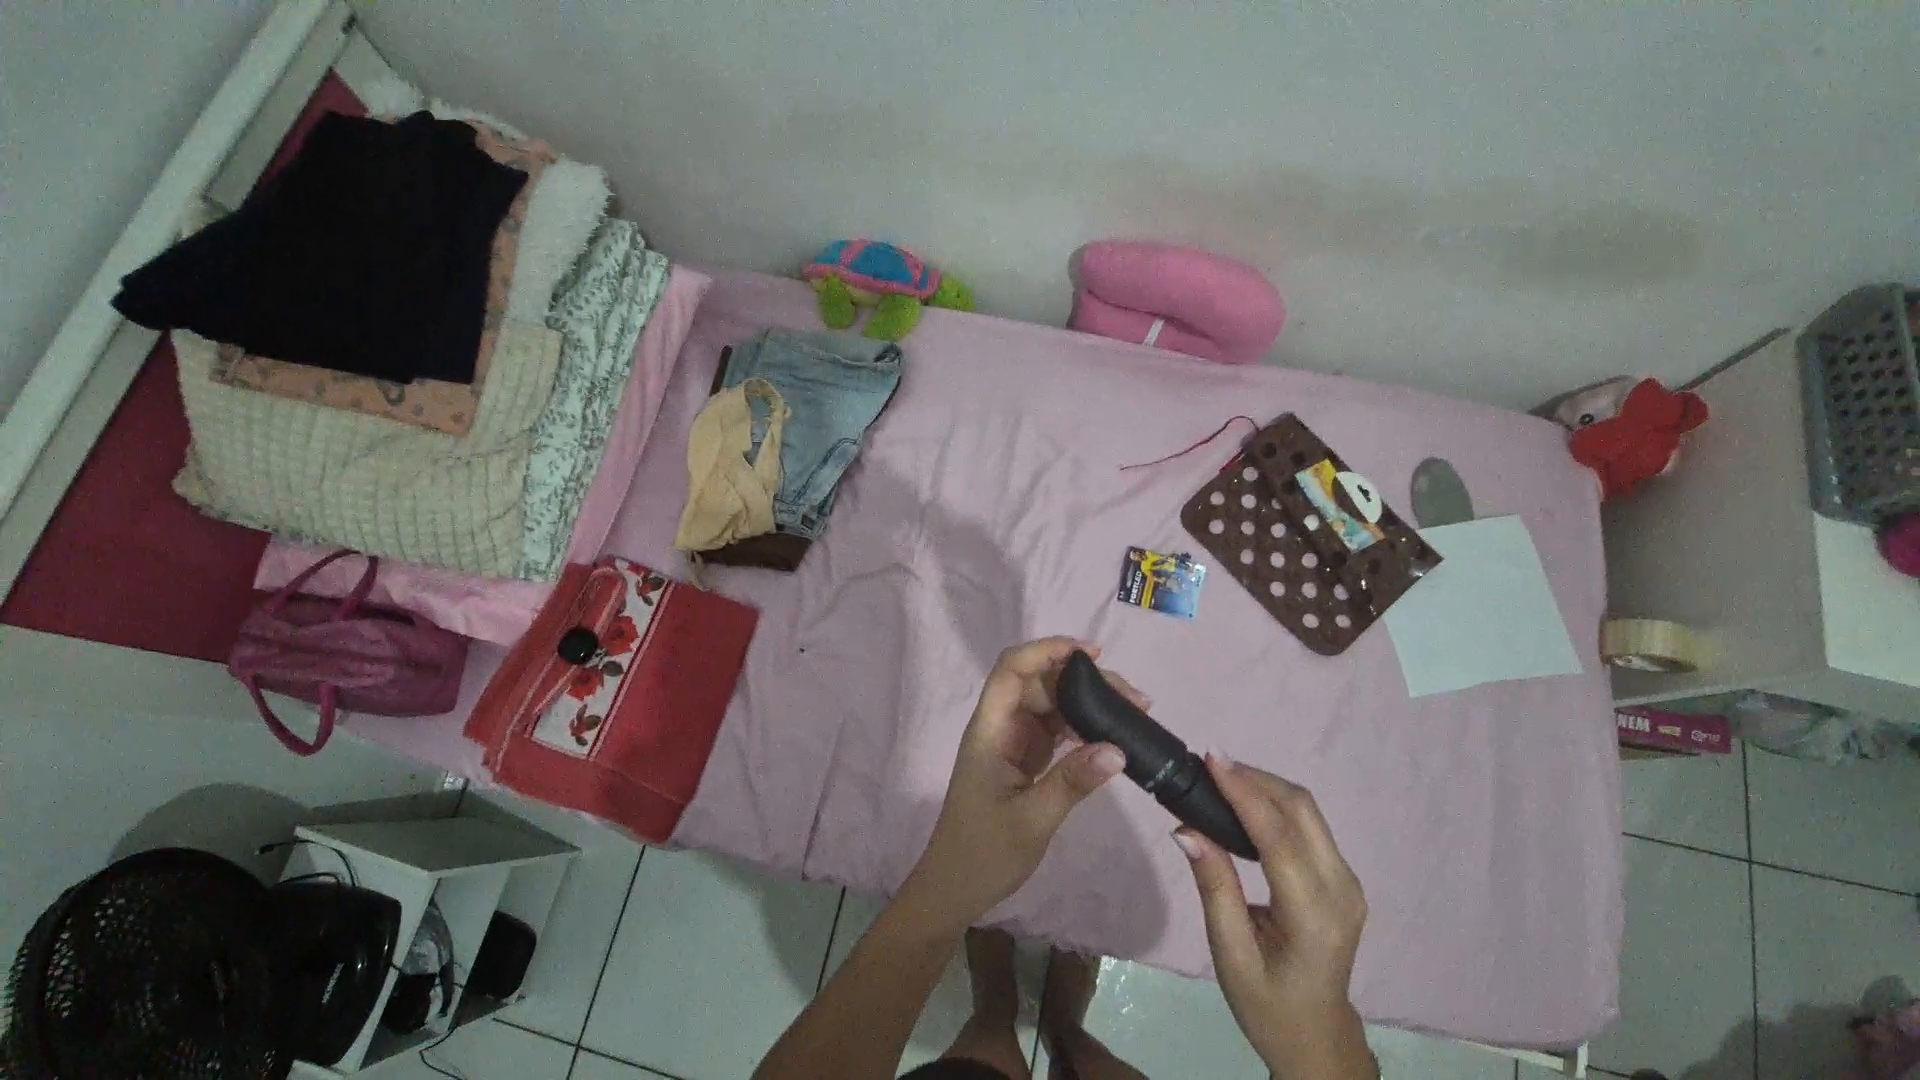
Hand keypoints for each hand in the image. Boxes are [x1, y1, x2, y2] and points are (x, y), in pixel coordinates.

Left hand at [900, 637, 1139, 930]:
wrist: (955, 889)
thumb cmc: (983, 854)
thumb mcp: (1031, 821)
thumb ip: (1071, 782)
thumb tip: (1118, 749)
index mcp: (990, 731)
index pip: (1012, 670)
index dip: (1047, 650)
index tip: (1092, 653)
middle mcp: (1000, 728)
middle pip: (1039, 683)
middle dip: (1084, 680)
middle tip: (1134, 698)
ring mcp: (1013, 743)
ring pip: (1051, 704)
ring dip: (1088, 703)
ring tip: (1133, 712)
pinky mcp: (1025, 760)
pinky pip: (1055, 729)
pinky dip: (1083, 727)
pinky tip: (1111, 734)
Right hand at [1175, 758, 1376, 1079]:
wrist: (1317, 1037)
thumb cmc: (1266, 1004)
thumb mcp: (1230, 953)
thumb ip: (1214, 887)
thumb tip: (1186, 829)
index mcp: (1314, 914)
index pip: (1277, 836)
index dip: (1244, 792)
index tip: (1211, 758)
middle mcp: (1341, 889)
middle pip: (1302, 810)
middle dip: (1256, 779)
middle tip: (1210, 765)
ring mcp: (1348, 882)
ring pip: (1308, 812)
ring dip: (1265, 787)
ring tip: (1221, 778)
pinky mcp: (1343, 878)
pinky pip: (1309, 827)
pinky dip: (1275, 806)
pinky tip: (1245, 804)